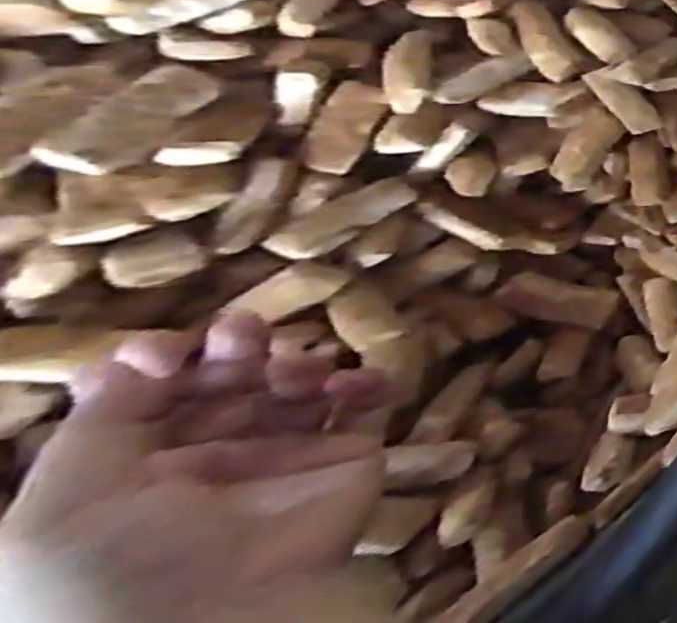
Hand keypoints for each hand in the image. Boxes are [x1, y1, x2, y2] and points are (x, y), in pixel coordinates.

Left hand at [0, 313, 392, 622]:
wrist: (222, 618)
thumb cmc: (118, 568)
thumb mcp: (60, 509)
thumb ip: (98, 423)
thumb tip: (144, 350)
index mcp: (136, 474)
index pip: (154, 400)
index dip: (161, 365)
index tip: (169, 345)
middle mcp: (213, 458)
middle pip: (230, 384)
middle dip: (236, 351)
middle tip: (244, 330)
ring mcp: (286, 455)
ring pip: (298, 386)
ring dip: (299, 364)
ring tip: (298, 371)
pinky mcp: (348, 455)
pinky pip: (365, 404)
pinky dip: (367, 381)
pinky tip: (355, 383)